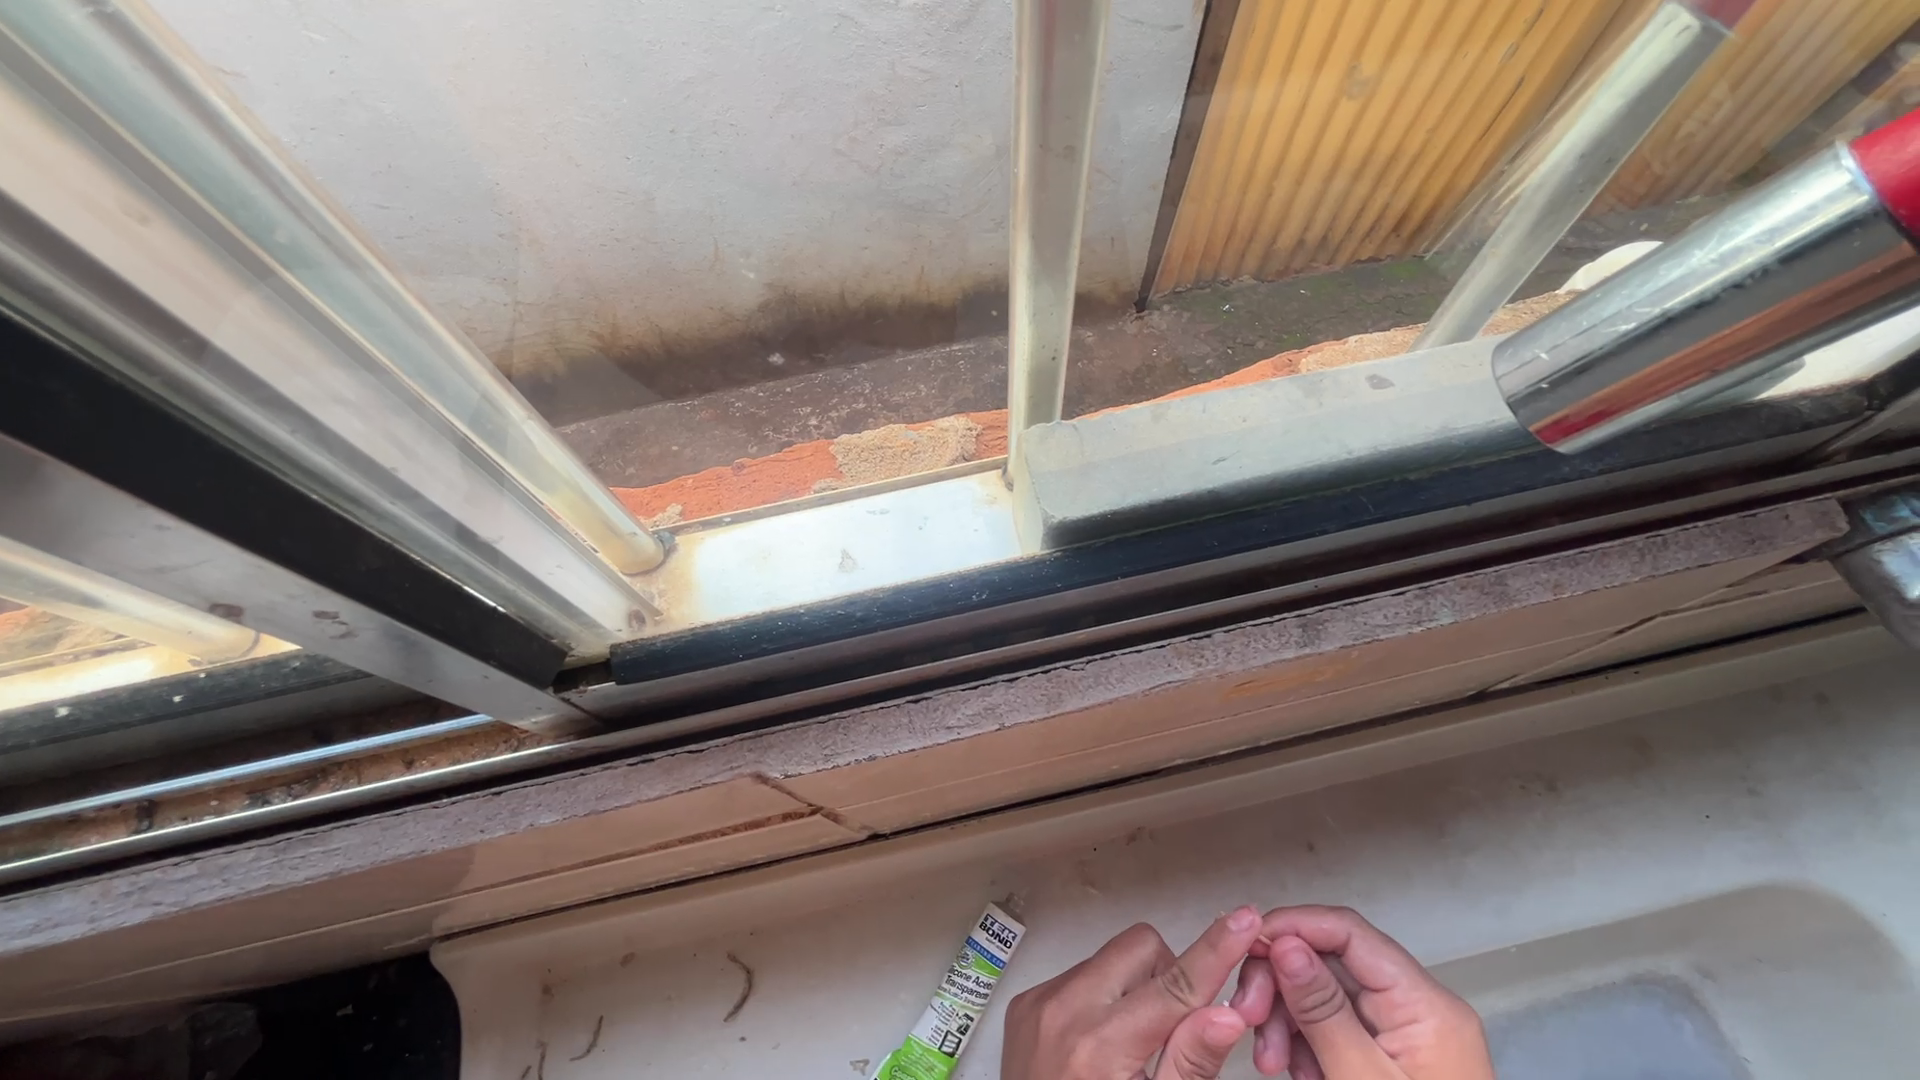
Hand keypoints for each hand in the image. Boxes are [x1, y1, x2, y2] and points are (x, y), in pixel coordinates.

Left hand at [1002, 906, 1266, 1079]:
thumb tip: (1228, 1014)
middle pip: (1140, 948)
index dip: (1216, 950)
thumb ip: (1190, 1063)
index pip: (1175, 987)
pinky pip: (1079, 972)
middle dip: (1167, 976)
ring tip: (1127, 1043)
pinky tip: (1096, 1040)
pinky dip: (1101, 995)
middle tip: (1168, 1029)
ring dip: (1131, 986)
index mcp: (1101, 1047)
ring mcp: (1039, 1001)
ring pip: (1109, 956)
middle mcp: (1064, 1011)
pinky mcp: (1025, 1000)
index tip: (1244, 919)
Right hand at [1229, 906, 1493, 1079]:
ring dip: (1285, 1019)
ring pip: (1323, 993)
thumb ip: (1322, 1009)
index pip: (1349, 931)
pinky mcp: (1387, 1055)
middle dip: (1281, 984)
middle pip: (1330, 961)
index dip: (1293, 926)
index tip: (1245, 947)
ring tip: (1268, 1063)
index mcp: (1423, 1004)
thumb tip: (1284, 941)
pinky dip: (1302, 1043)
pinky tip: (1291, 1072)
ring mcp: (1401, 1031)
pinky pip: (1332, 1026)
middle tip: (1246, 1018)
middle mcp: (1415, 1005)